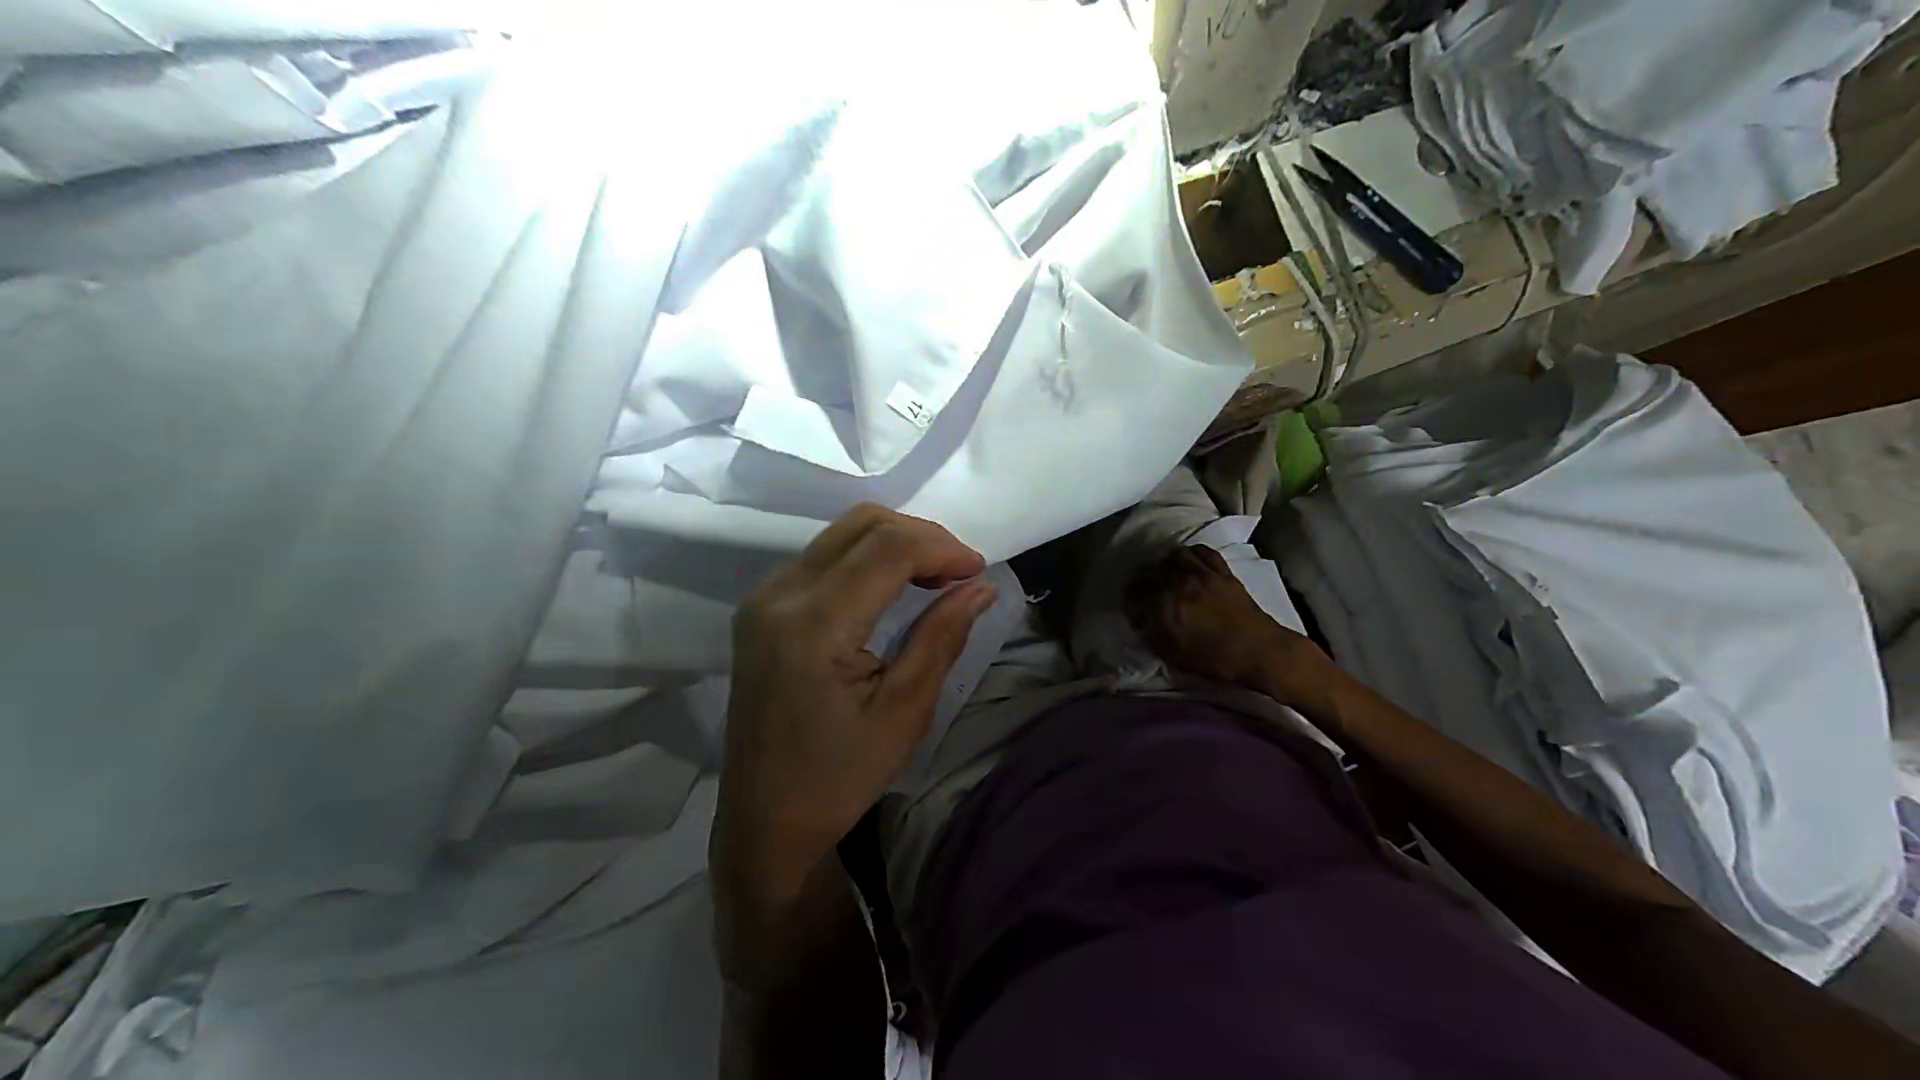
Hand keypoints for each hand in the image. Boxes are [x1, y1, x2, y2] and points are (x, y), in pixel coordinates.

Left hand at [715, 504, 996, 908]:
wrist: (764, 816)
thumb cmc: (839, 776)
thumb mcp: (905, 711)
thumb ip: (942, 636)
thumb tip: (981, 586)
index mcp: (814, 624)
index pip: (888, 548)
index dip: (942, 548)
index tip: (978, 572)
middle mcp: (780, 594)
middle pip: (862, 524)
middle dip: (921, 536)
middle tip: (959, 573)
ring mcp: (763, 597)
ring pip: (841, 533)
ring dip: (894, 542)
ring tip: (933, 578)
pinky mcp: (761, 606)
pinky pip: (823, 556)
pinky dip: (866, 557)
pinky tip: (891, 588)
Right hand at [1127, 545, 1330, 701]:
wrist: (1259, 652)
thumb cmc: (1214, 659)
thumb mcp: (1173, 655)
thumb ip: (1153, 634)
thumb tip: (1143, 621)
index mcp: (1166, 603)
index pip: (1137, 588)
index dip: (1130, 596)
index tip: (1132, 606)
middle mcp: (1181, 582)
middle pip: (1154, 568)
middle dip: (1145, 578)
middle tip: (1146, 589)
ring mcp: (1204, 574)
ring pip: (1177, 555)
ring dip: (1167, 563)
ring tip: (1167, 573)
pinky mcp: (1224, 573)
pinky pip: (1203, 552)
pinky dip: (1192, 553)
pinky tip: (1190, 563)